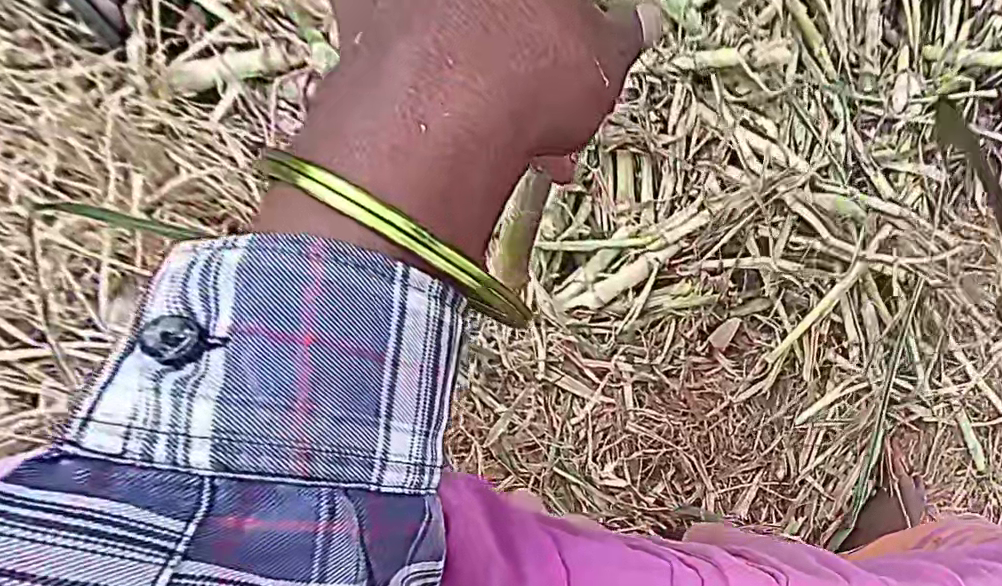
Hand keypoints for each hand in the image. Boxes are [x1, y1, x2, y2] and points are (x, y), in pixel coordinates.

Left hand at [250, 0, 661, 262]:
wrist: (439, 112)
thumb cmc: (531, 69)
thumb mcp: (601, 59)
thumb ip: (622, 35)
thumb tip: (643, 20)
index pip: (558, 8)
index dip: (575, 40)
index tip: (585, 77)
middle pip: (503, 21)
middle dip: (538, 74)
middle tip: (560, 127)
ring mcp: (397, 2)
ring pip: (464, 47)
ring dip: (502, 99)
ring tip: (532, 155)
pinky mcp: (357, 28)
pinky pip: (418, 70)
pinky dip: (448, 104)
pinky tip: (474, 146)